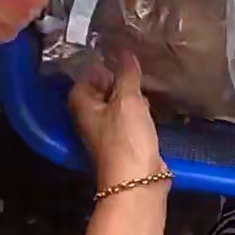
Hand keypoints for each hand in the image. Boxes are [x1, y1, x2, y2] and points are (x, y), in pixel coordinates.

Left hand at [69, 52, 166, 192]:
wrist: (138, 183)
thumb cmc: (126, 139)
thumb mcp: (128, 100)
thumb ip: (127, 75)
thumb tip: (125, 52)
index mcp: (84, 107)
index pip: (82, 82)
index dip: (97, 70)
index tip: (117, 60)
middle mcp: (92, 121)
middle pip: (100, 95)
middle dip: (116, 82)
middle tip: (135, 69)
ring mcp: (109, 135)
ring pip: (117, 109)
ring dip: (130, 98)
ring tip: (146, 84)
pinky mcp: (127, 145)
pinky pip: (130, 123)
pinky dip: (139, 114)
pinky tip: (152, 108)